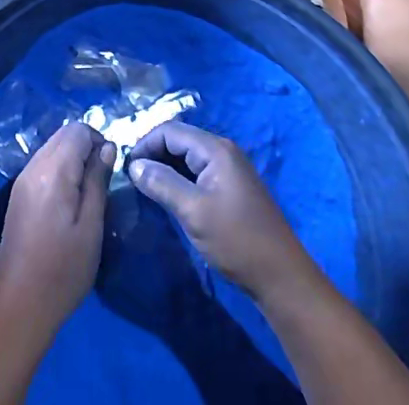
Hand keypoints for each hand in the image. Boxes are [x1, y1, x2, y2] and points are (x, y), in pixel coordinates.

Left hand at [0, 122, 115, 328]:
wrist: (21, 300)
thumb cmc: (64, 268)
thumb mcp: (92, 226)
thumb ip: (97, 181)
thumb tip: (108, 147)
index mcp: (52, 170)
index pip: (77, 130)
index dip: (100, 140)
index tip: (112, 168)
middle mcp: (33, 166)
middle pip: (62, 134)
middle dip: (87, 146)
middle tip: (103, 179)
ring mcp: (22, 179)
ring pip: (52, 147)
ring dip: (73, 158)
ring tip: (89, 191)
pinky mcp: (18, 193)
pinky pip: (43, 164)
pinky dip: (60, 169)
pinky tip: (70, 199)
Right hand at [127, 121, 314, 298]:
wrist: (281, 277)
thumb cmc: (236, 240)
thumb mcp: (193, 211)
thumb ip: (161, 183)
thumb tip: (134, 165)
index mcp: (215, 150)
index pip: (170, 130)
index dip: (144, 144)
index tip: (126, 168)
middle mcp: (223, 151)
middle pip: (178, 140)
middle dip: (153, 154)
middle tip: (132, 177)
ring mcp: (228, 169)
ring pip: (186, 157)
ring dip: (164, 167)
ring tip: (145, 187)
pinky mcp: (230, 187)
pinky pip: (197, 171)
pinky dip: (178, 178)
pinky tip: (167, 195)